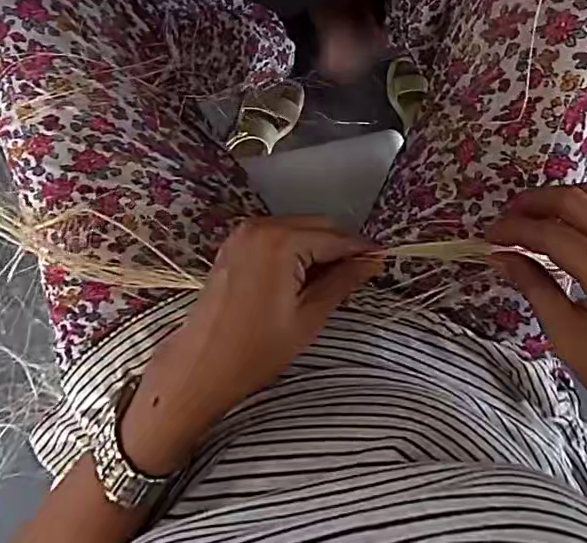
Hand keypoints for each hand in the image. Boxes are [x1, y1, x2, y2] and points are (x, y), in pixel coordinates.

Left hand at [120, 217, 380, 473]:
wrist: (203, 362)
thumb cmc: (257, 348)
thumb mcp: (308, 317)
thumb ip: (342, 281)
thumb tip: (372, 259)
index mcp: (280, 241)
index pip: (334, 237)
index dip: (361, 249)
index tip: (384, 260)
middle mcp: (260, 225)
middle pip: (315, 225)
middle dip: (339, 246)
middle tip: (361, 275)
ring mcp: (243, 232)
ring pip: (296, 228)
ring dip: (317, 247)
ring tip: (333, 281)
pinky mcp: (234, 242)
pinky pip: (275, 235)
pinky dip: (294, 248)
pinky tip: (303, 276)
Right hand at [485, 185, 586, 451]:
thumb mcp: (569, 339)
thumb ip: (533, 287)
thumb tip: (498, 255)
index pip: (554, 234)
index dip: (515, 230)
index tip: (489, 238)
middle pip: (575, 201)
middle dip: (532, 204)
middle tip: (505, 221)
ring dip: (554, 202)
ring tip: (527, 220)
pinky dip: (576, 211)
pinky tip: (557, 230)